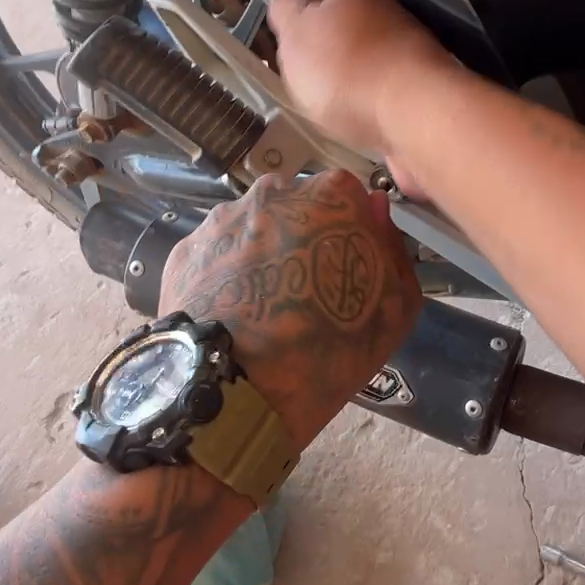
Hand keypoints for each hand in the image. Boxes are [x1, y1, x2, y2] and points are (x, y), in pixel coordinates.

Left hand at [160, 170, 422, 442]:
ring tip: (266, 301)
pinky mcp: (187, 248)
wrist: (238, 393)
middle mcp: (275, 192)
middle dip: (306, 232)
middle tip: (309, 284)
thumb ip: (392, 245)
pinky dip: (227, 271)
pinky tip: (234, 308)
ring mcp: (224, 217)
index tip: (351, 260)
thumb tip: (376, 210)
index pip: (349, 194)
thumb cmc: (331, 348)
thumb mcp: (396, 305)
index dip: (352, 228)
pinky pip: (217, 251)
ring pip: (254, 224)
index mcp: (331, 195)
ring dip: (264, 248)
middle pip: (299, 203)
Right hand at [268, 0, 454, 158]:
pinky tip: (365, 122)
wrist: (415, 117)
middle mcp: (389, 17)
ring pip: (370, 64)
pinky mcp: (424, 92)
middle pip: (347, 33)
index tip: (290, 48)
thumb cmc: (347, 71)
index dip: (301, 22)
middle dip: (329, 57)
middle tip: (310, 83)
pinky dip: (376, 107)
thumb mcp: (297, 32)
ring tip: (337, 108)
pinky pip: (389, 95)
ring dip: (355, 83)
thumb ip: (288, 7)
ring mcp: (411, 54)